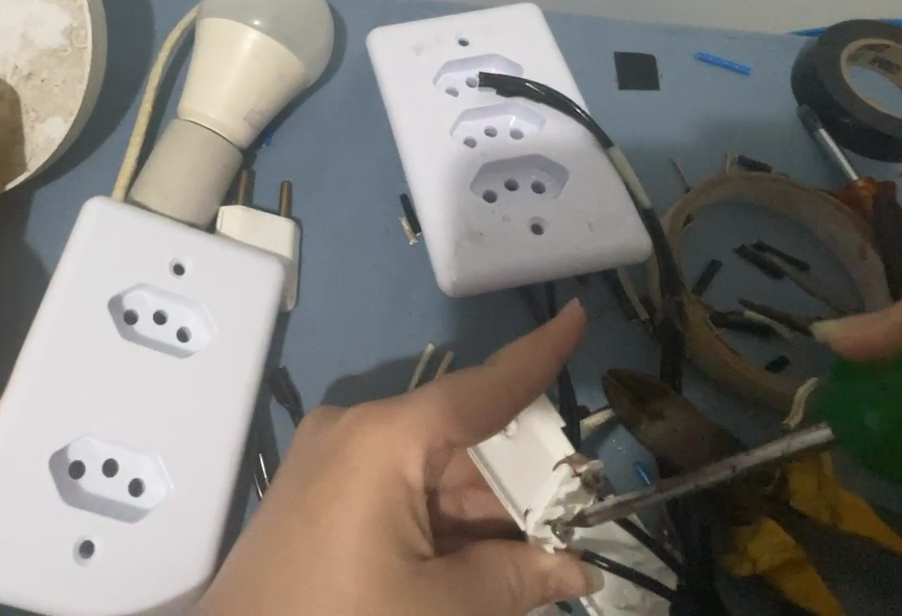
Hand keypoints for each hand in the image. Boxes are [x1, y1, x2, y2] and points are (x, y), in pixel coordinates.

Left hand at [197, 300, 602, 615]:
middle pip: (459, 442)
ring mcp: (333, 459)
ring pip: (431, 471)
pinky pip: (398, 489)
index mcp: (384, 437)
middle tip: (581, 508)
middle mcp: (356, 429)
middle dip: (519, 479)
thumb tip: (576, 568)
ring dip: (485, 509)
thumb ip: (514, 579)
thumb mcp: (441, 609)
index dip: (535, 358)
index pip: (479, 390)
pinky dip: (444, 520)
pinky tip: (490, 554)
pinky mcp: (321, 490)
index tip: (575, 315)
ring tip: (547, 544)